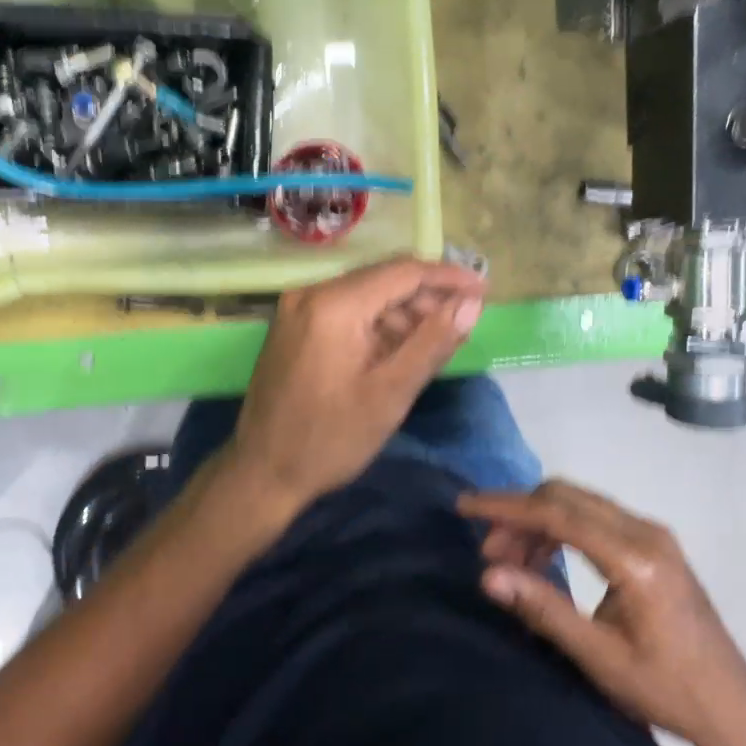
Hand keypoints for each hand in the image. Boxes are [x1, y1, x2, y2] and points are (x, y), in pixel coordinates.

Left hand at [222, 256, 484, 507]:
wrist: (261, 473)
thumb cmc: (329, 439)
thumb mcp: (390, 394)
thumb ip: (432, 343)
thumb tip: (471, 304)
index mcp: (332, 304)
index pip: (401, 272)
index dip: (447, 277)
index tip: (484, 289)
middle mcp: (310, 294)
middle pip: (382, 280)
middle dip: (427, 297)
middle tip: (465, 321)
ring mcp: (297, 310)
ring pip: (365, 296)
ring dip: (403, 313)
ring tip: (438, 340)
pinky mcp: (293, 328)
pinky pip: (345, 312)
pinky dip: (376, 326)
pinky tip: (400, 349)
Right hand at [460, 482, 745, 745]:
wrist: (731, 706)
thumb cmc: (664, 687)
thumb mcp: (599, 656)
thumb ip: (543, 610)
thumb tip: (488, 576)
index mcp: (635, 558)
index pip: (557, 513)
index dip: (506, 507)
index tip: (465, 507)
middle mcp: (646, 532)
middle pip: (565, 496)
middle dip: (518, 515)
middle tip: (489, 553)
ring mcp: (654, 534)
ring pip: (579, 503)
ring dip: (538, 522)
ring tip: (510, 562)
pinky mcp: (654, 543)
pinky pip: (595, 517)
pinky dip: (561, 529)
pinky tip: (545, 560)